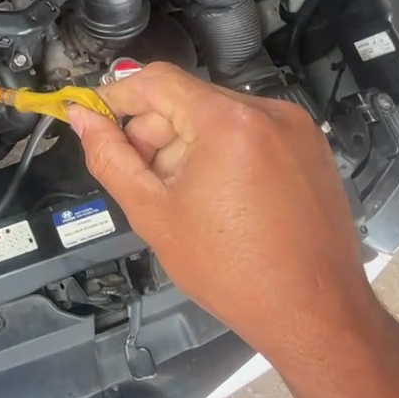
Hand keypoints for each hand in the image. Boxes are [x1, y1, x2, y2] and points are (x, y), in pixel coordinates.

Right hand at [67, 63, 398, 397]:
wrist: (316, 317)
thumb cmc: (230, 269)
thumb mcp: (151, 211)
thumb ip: (109, 156)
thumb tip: (81, 117)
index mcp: (228, 122)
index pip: (156, 80)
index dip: (116, 97)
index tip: (95, 122)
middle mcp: (268, 112)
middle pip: (185, 99)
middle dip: (153, 133)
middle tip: (144, 180)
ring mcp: (296, 129)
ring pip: (213, 116)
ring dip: (185, 145)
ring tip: (184, 196)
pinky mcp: (310, 149)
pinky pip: (246, 132)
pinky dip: (219, 152)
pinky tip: (217, 197)